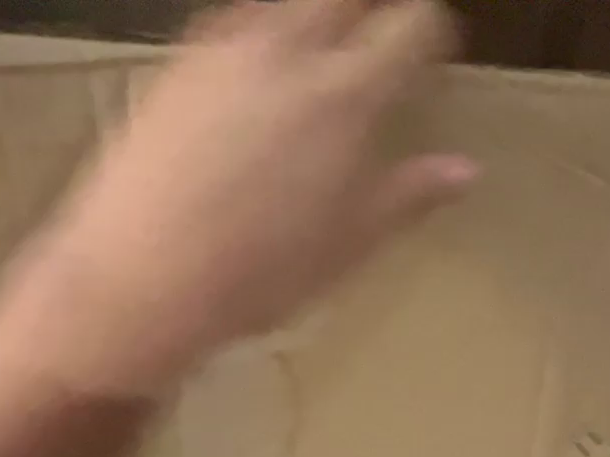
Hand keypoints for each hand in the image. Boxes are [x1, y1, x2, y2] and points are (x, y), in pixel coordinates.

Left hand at [39, 0, 478, 390]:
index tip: (433, 47)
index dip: (430, 30)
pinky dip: (260, 28)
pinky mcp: (177, 63)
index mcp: (346, 99)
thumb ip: (407, 197)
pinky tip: (257, 65)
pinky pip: (232, 21)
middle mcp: (288, 53)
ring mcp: (226, 50)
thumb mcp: (346, 248)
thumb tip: (466, 171)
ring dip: (316, 14)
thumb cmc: (259, 277)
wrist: (143, 277)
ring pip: (287, 0)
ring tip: (323, 46)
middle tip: (382, 34)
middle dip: (374, 10)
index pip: (410, 27)